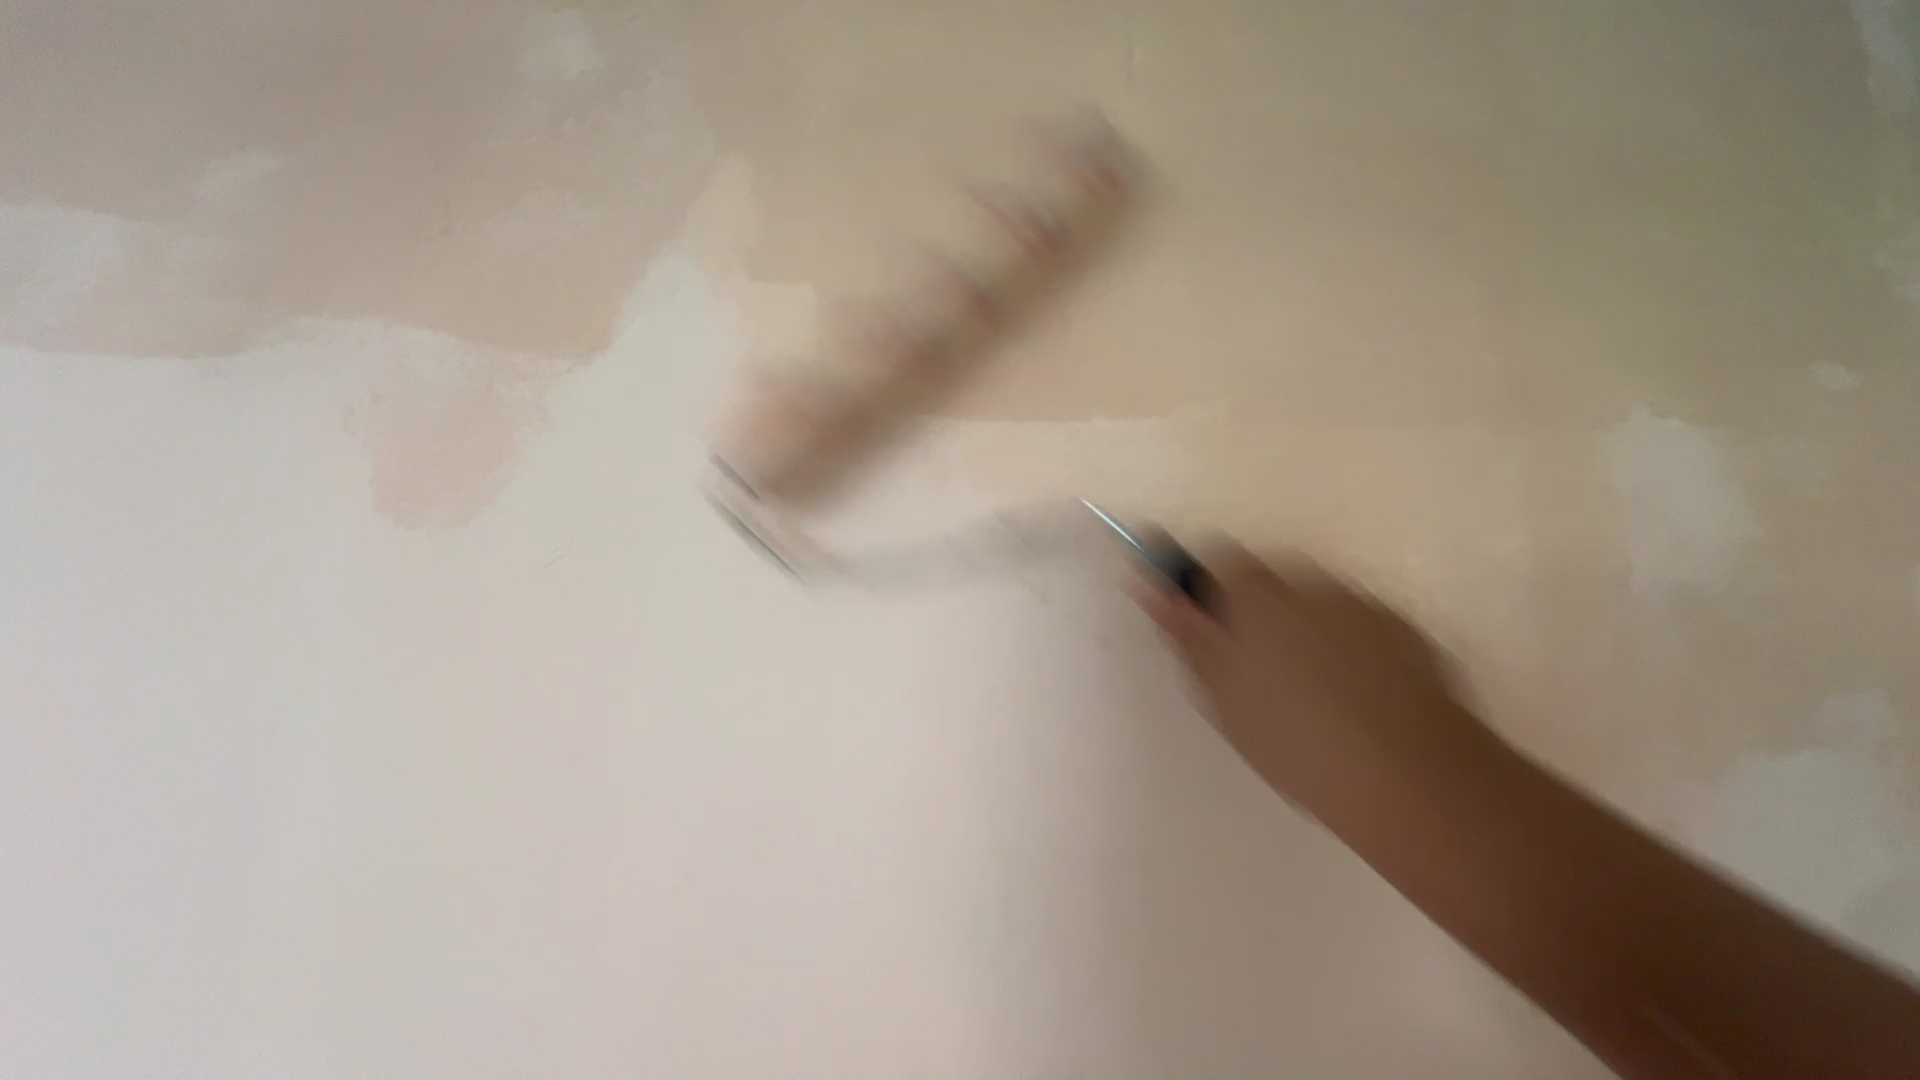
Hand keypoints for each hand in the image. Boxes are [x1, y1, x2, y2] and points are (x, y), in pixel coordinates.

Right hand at [1134, 542, 1497, 815]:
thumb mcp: (1223, 698)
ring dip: (1306, 629)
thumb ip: (1187, 635)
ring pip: (1318, 603)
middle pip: (1272, 579)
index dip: (1211, 592)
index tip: (1209, 630)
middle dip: (1259, 612)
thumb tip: (1150, 587)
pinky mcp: (1409, 632)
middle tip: (1257, 675)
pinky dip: (1352, 648)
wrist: (1410, 780)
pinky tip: (1357, 700)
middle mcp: (1313, 583)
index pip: (1220, 559)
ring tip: (1313, 696)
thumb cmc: (1296, 743)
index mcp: (1258, 594)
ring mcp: (1366, 606)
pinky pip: (1362, 626)